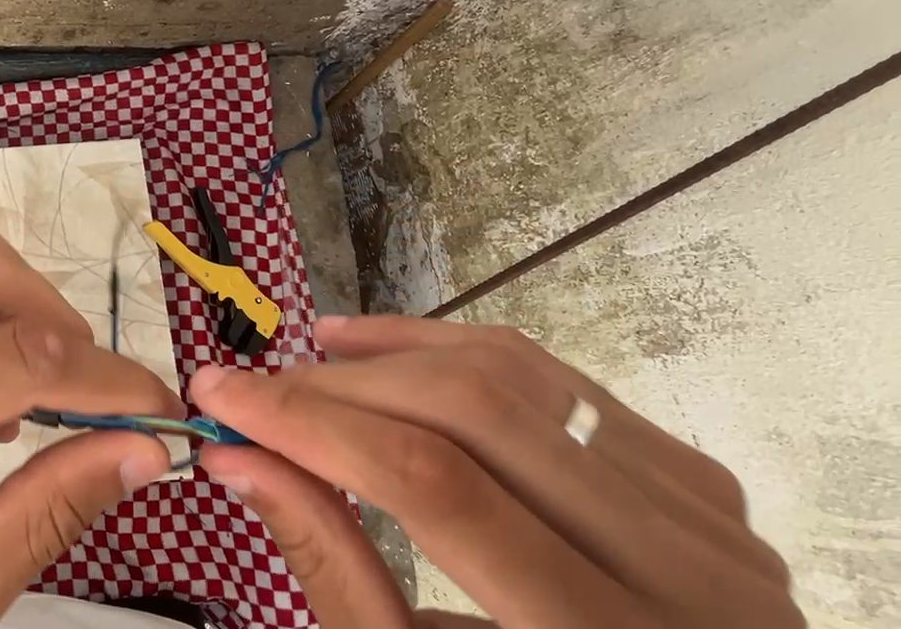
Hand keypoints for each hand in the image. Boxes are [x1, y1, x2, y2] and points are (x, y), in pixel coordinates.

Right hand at [191, 315, 798, 628]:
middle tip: (251, 392)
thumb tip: (235, 455)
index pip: (431, 483)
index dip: (309, 425)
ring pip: (508, 373)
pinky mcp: (693, 474)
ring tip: (307, 361)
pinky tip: (377, 350)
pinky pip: (545, 375)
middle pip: (469, 410)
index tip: (215, 395)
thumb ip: (328, 561)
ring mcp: (703, 512)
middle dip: (334, 387)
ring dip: (384, 355)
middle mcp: (683, 569)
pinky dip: (444, 348)